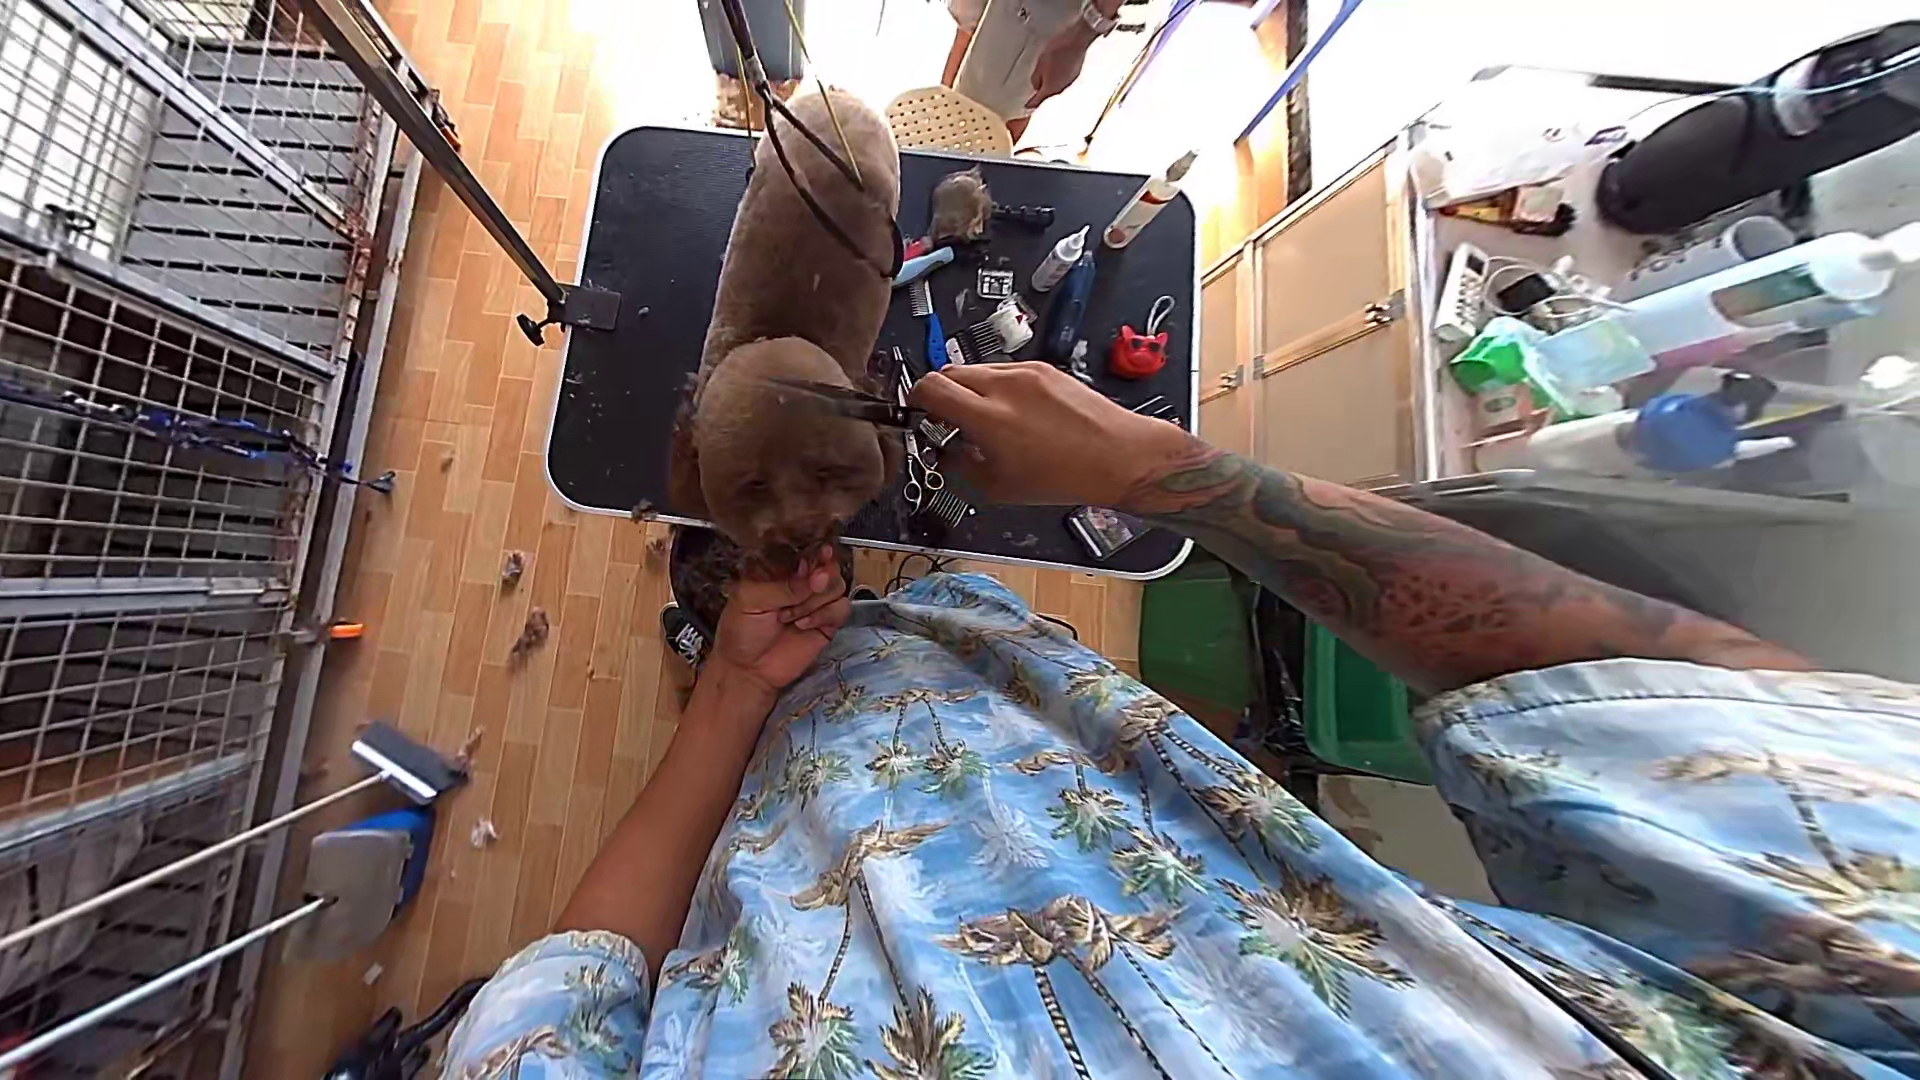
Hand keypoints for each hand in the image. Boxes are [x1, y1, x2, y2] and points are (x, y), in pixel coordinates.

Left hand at [707, 545, 851, 700]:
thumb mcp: (750, 599)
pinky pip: (842, 608)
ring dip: (815, 601)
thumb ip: (782, 585)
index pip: (805, 549)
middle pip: (828, 564)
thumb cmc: (740, 631)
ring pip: (837, 585)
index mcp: (781, 568)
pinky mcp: (828, 621)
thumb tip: (813, 576)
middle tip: (812, 583)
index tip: (820, 554)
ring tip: (791, 616)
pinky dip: (825, 615)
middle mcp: (802, 581)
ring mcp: (817, 601)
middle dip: (821, 575)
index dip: (815, 551)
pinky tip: (804, 625)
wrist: (749, 670)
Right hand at [907, 362, 1195, 506]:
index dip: (916, 400)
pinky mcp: (1044, 367)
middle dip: (941, 396)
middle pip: (948, 372)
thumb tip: (945, 451)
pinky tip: (1015, 414)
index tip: (919, 414)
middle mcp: (1003, 386)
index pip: (930, 387)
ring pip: (976, 370)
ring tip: (987, 421)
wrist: (1118, 455)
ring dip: (969, 391)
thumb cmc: (1062, 477)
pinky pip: (1004, 371)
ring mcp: (1025, 372)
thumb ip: (961, 465)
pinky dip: (996, 388)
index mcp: (988, 417)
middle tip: (950, 422)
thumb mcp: (999, 487)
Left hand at [1026, 22, 1095, 108]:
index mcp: (1048, 90)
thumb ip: (1036, 78)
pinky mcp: (1074, 78)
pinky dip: (1058, 82)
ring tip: (1046, 84)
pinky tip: (1057, 75)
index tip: (1027, 105)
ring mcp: (1068, 86)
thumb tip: (1037, 86)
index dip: (1030, 104)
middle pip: (1047, 98)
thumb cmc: (1058, 50)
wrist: (1078, 41)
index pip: (1037, 102)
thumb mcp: (1040, 63)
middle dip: (1041, 98)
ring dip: (1050, 89)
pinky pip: (1063, 84)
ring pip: (1055, 92)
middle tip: (1036, 96)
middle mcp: (1059, 92)